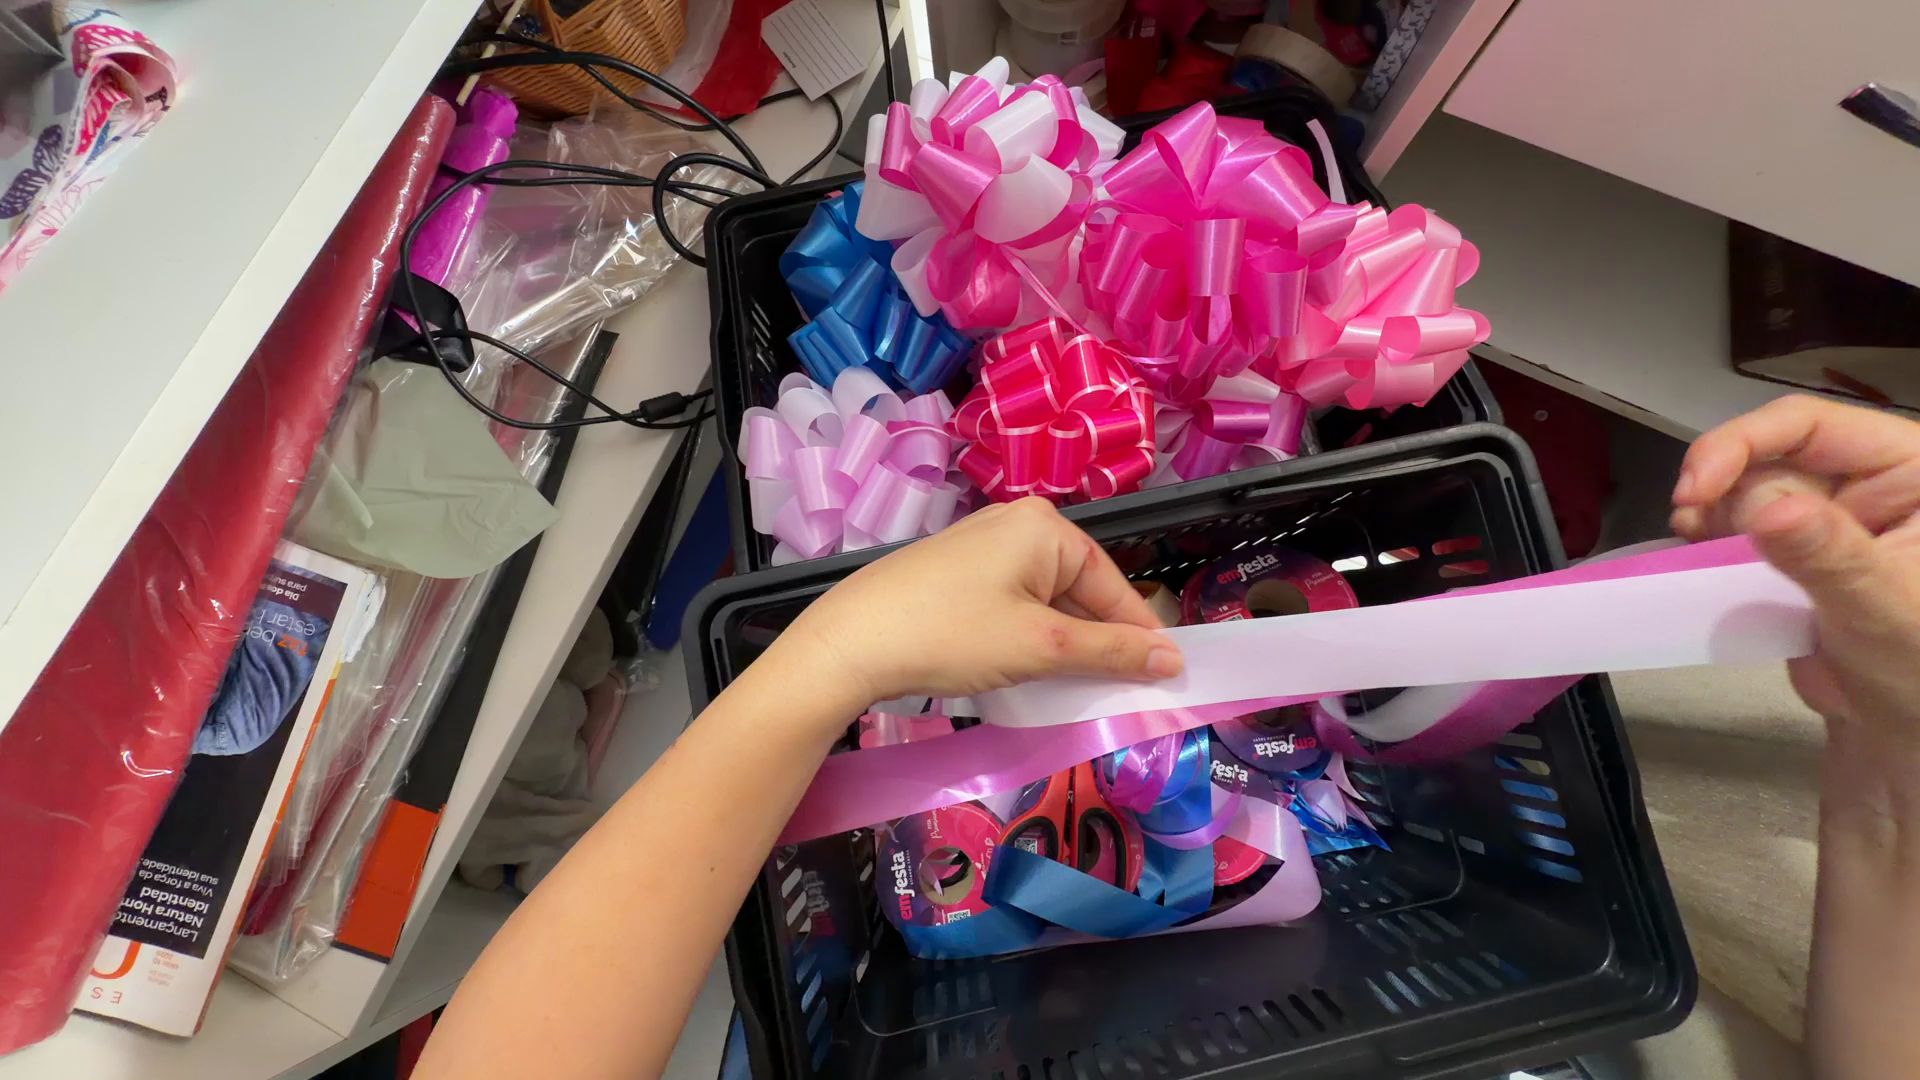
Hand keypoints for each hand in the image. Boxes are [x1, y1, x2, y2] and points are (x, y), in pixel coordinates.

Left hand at [776, 497, 1182, 708]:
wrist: (850, 642)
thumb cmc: (953, 634)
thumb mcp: (1041, 645)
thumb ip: (1111, 650)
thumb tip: (1173, 658)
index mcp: (1044, 526)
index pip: (1113, 582)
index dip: (1140, 633)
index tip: (1166, 677)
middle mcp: (1015, 524)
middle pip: (1079, 589)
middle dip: (1097, 641)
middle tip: (1118, 692)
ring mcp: (982, 547)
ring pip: (1045, 600)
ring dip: (1062, 643)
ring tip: (1073, 687)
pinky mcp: (956, 572)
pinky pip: (1013, 602)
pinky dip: (1028, 636)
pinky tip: (1028, 669)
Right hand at [1671, 396, 1919, 736]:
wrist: (1908, 723)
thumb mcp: (1884, 610)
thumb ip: (1830, 556)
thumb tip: (1768, 509)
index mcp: (1917, 474)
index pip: (1809, 424)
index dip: (1738, 446)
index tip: (1692, 494)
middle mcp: (1874, 480)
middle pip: (1763, 454)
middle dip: (1720, 491)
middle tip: (1702, 538)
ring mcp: (1830, 512)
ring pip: (1740, 485)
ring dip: (1709, 514)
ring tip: (1701, 549)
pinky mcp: (1795, 542)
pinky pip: (1733, 519)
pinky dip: (1706, 534)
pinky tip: (1701, 556)